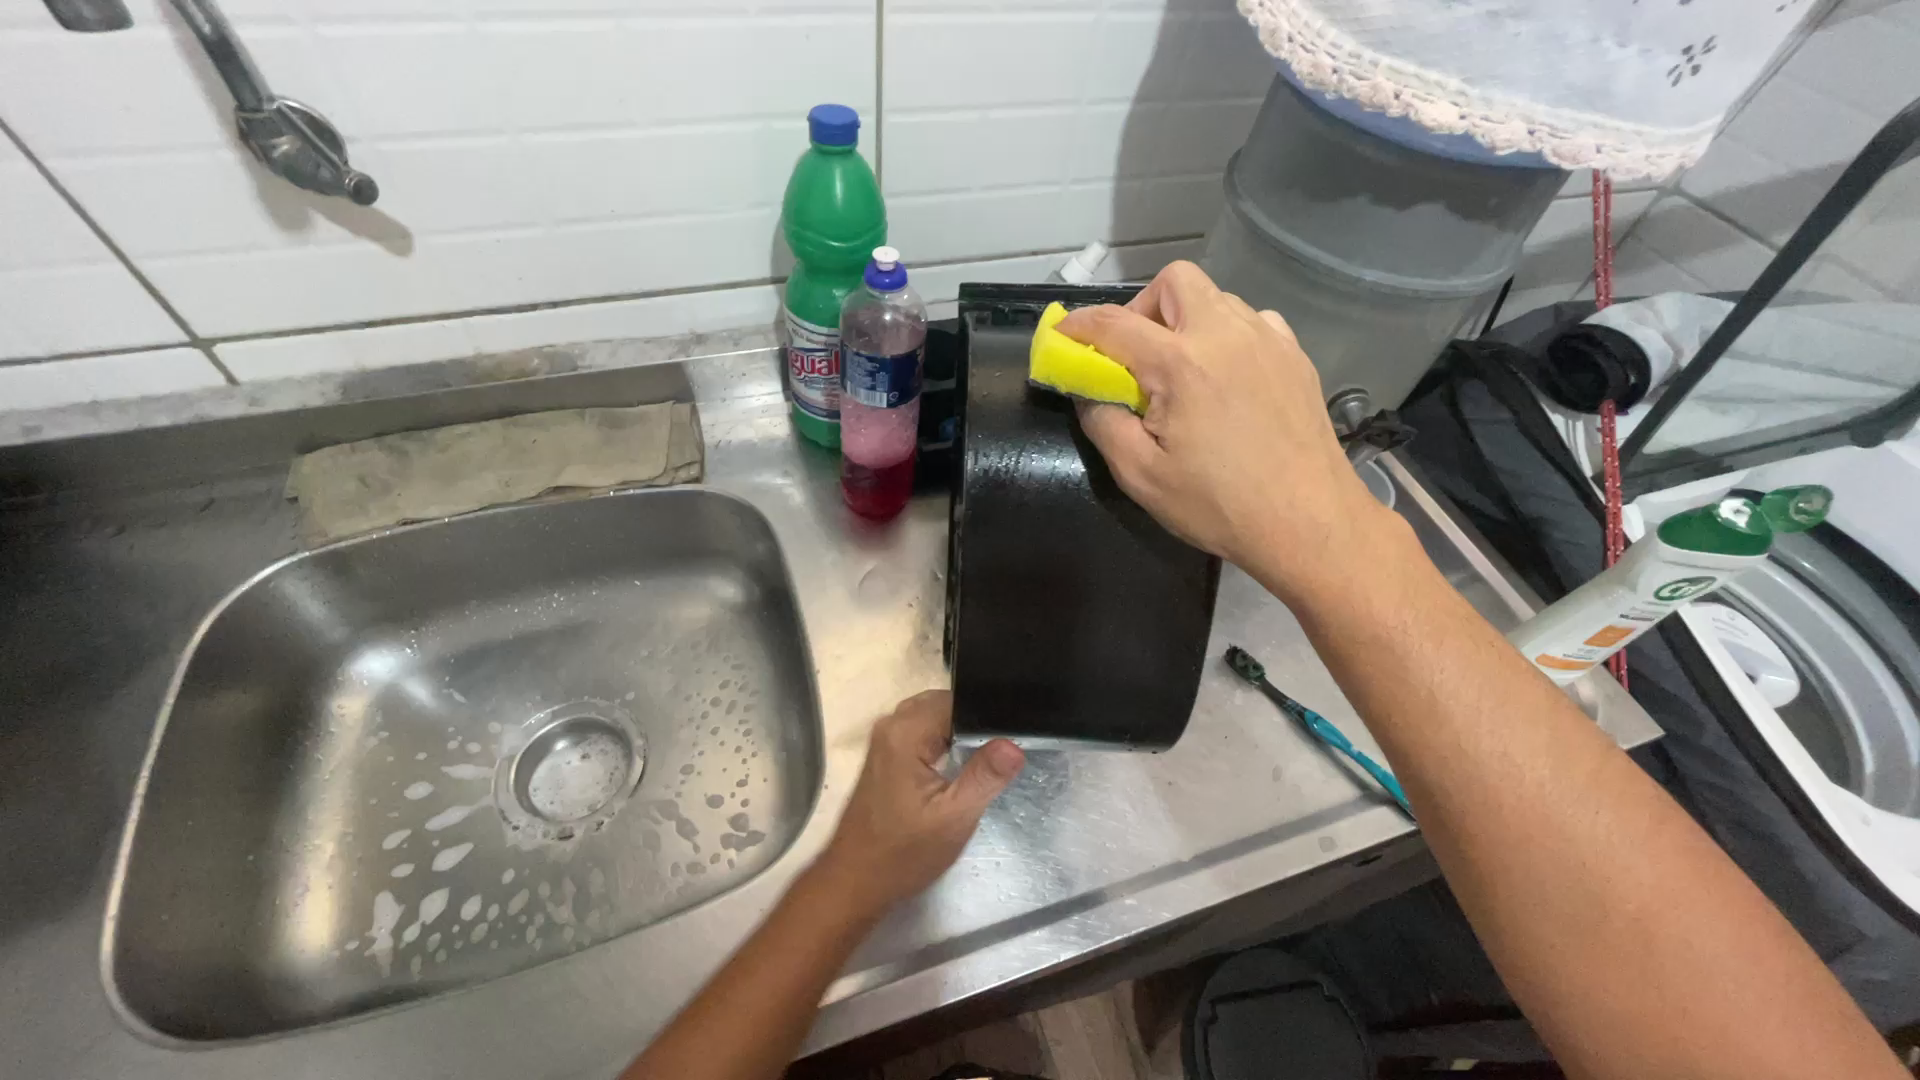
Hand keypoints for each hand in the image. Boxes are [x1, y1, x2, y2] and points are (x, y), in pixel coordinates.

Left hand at [816, 691, 1024, 913]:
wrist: (856, 881)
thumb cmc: (904, 853)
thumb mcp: (954, 818)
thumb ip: (985, 776)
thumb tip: (1013, 744)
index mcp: (905, 732)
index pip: (957, 700)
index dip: (987, 714)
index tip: (1014, 732)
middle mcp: (891, 726)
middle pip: (945, 705)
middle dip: (974, 722)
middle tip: (1004, 748)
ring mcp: (885, 740)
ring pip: (933, 717)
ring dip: (959, 732)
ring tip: (987, 757)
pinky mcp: (886, 755)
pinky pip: (922, 732)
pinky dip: (944, 741)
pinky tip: (962, 764)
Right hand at [1056, 261, 1388, 597]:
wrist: (1309, 523)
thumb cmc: (1218, 505)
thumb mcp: (1140, 475)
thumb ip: (1103, 422)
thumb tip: (1088, 391)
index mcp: (1181, 363)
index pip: (1112, 323)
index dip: (1077, 326)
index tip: (1060, 338)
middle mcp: (1226, 334)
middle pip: (1173, 280)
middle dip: (1141, 307)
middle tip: (1133, 356)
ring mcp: (1268, 340)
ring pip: (1216, 297)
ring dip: (1185, 321)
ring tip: (1180, 373)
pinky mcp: (1295, 356)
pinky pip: (1251, 321)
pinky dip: (1225, 336)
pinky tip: (1225, 378)